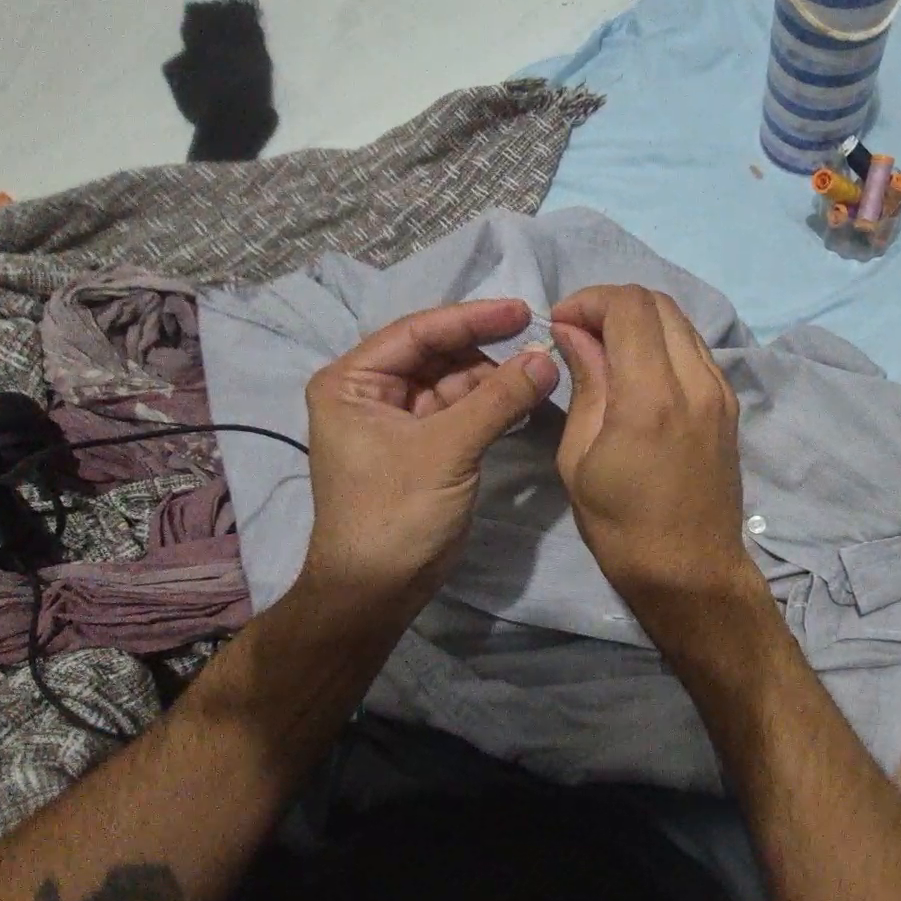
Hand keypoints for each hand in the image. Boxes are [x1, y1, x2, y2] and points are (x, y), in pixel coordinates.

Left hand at [300, 299, 557, 605]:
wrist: (377, 590)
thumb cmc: (395, 513)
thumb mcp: (447, 450)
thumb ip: (498, 400)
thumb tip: (547, 357)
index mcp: (352, 382)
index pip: (417, 333)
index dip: (472, 319)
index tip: (522, 310)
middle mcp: (372, 394)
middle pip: (438, 355)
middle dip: (487, 351)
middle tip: (539, 346)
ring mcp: (400, 422)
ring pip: (455, 384)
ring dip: (495, 379)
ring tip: (541, 374)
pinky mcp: (426, 448)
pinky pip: (463, 413)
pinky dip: (493, 406)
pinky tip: (526, 400)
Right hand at [550, 285, 759, 609]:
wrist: (691, 571)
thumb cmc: (622, 527)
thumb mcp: (581, 459)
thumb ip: (586, 383)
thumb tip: (575, 333)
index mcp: (652, 396)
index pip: (629, 306)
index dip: (589, 300)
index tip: (562, 323)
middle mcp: (696, 382)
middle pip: (659, 303)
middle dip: (613, 304)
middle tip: (581, 333)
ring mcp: (721, 392)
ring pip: (682, 323)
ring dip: (641, 321)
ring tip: (607, 350)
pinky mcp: (729, 405)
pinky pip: (696, 351)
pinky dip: (664, 343)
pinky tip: (639, 371)